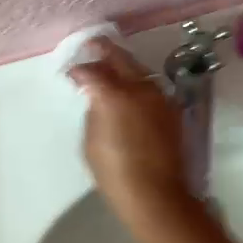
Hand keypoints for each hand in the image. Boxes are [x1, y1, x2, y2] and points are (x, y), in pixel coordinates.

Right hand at [69, 37, 189, 209]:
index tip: (71, 74)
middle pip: (120, 57)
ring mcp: (159, 96)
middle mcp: (140, 88)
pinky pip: (150, 85)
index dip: (79, 70)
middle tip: (91, 47)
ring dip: (123, 65)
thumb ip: (93, 111)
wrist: (157, 196)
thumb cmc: (116, 173)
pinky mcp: (171, 108)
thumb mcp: (92, 142)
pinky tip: (130, 89)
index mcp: (115, 95)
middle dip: (103, 50)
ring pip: (139, 69)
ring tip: (110, 67)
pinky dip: (137, 81)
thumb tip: (96, 96)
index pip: (92, 71)